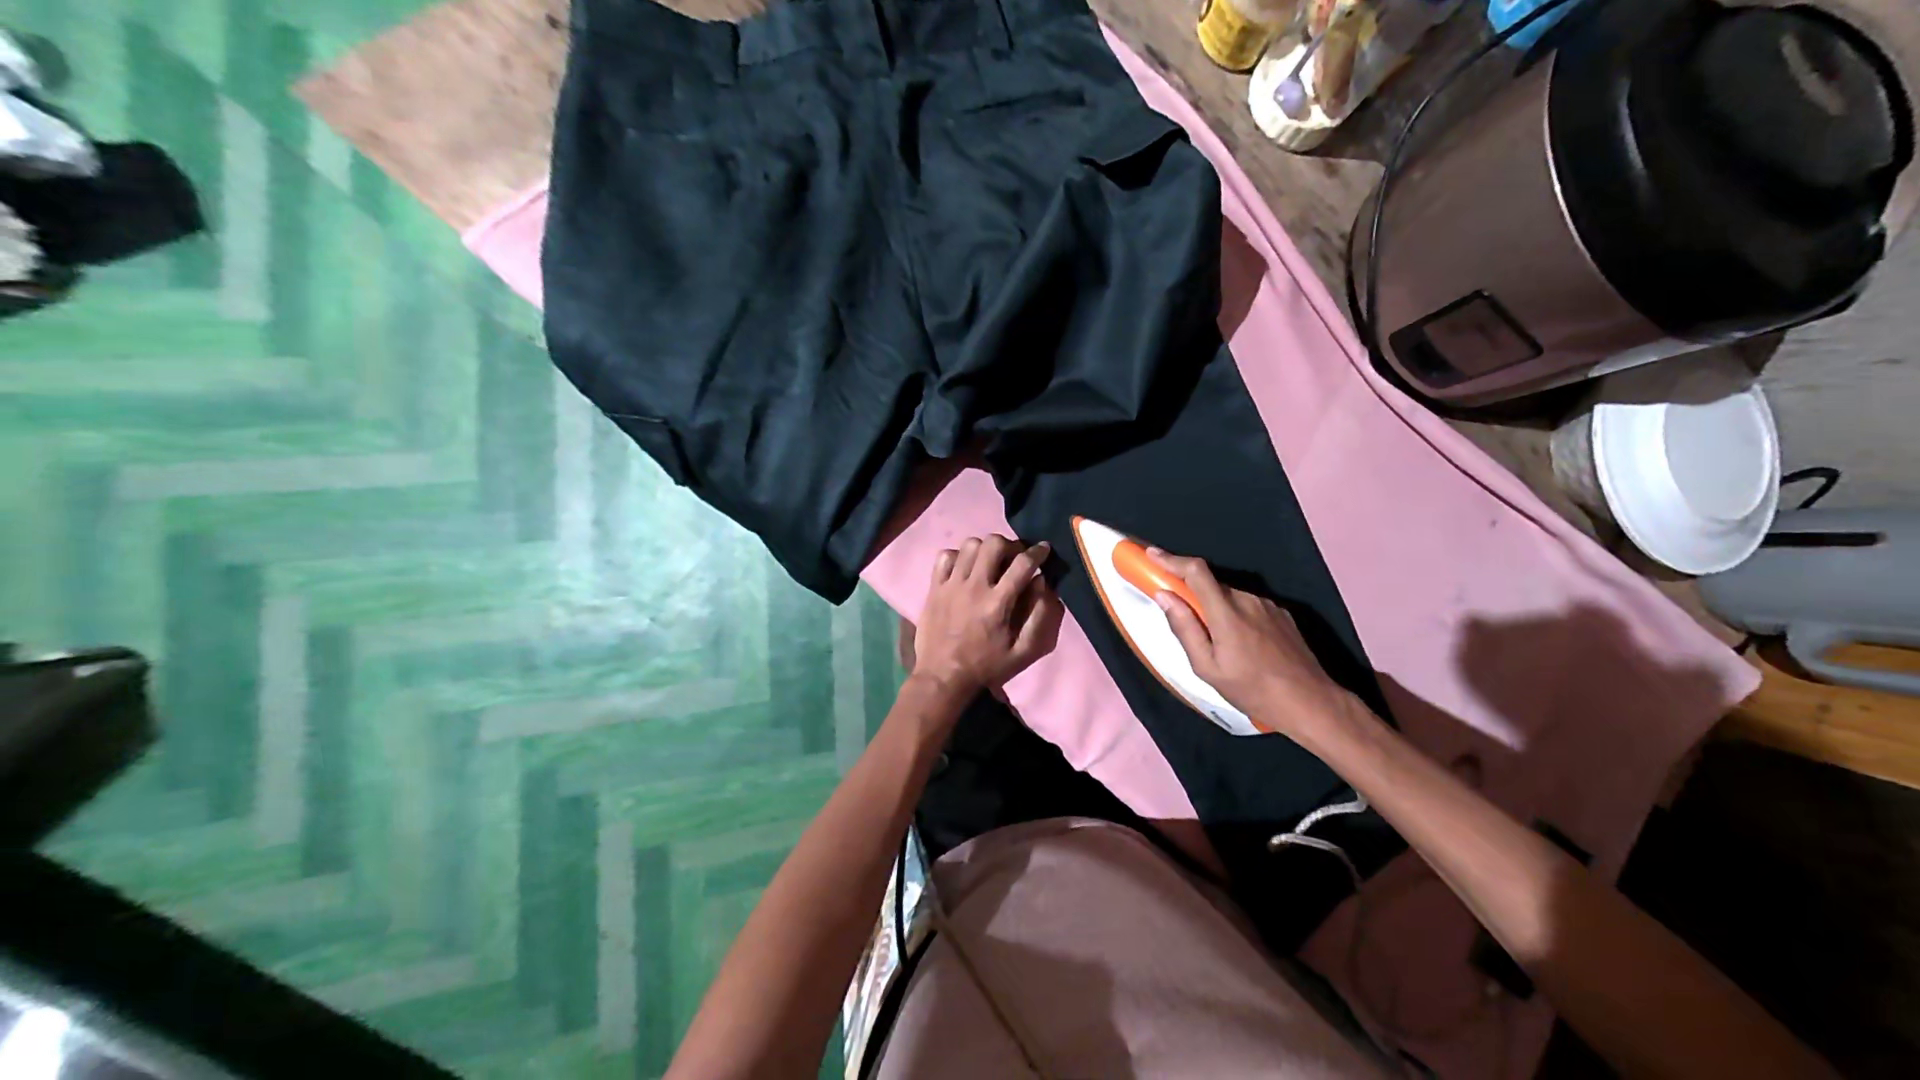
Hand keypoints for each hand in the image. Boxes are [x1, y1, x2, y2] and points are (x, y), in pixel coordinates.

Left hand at [912, 535, 1061, 694]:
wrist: (943, 677)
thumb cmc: (986, 666)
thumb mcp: (1023, 652)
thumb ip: (1039, 617)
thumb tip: (1043, 584)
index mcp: (998, 603)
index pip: (1023, 563)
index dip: (1038, 551)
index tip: (1044, 549)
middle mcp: (974, 587)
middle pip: (993, 543)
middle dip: (1010, 545)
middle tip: (1014, 557)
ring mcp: (951, 585)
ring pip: (970, 545)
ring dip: (985, 549)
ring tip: (990, 562)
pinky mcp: (934, 588)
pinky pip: (944, 556)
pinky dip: (957, 556)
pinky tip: (964, 569)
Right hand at [1147, 547, 1358, 734]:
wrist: (1308, 701)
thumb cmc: (1252, 689)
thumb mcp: (1207, 667)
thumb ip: (1184, 628)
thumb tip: (1164, 597)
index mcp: (1227, 612)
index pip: (1195, 572)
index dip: (1171, 560)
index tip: (1152, 554)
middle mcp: (1247, 600)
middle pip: (1211, 584)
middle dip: (1191, 592)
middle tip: (1179, 614)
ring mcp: (1267, 605)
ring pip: (1229, 596)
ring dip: (1214, 606)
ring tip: (1216, 642)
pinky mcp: (1281, 613)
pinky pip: (1247, 605)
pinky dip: (1234, 614)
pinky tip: (1240, 643)